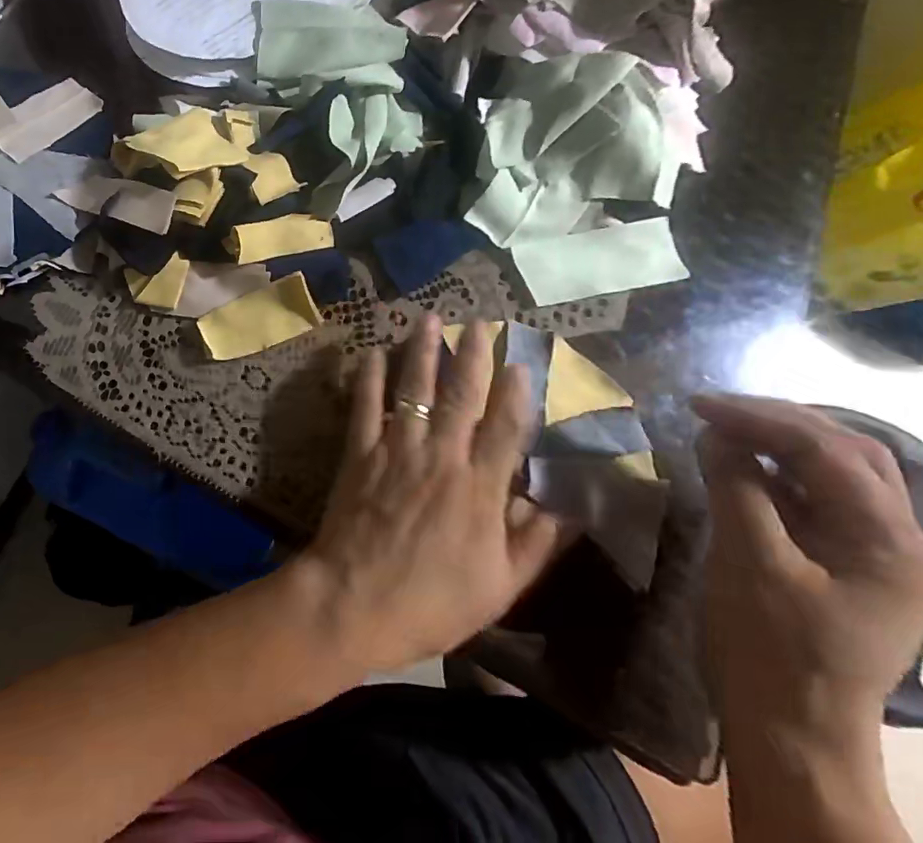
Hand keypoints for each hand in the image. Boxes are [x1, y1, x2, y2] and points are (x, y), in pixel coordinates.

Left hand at [290, 314, 561, 673]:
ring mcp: (395, 452)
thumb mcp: (502, 584)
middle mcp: (440, 460)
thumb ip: (535, 542)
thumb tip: (566, 508)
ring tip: (428, 320)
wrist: (356, 599)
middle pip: (461, 397)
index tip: (523, 361)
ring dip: (422, 353)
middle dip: (472, 356)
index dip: (517, 393)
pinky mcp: (357, 455)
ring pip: (414, 392)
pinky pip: (364, 408)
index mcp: (481, 490)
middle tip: (479, 323)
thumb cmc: (433, 601)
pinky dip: (369, 379)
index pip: (507, 429)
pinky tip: (372, 353)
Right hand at [693, 395, 922, 742]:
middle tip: (712, 408)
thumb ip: (738, 490)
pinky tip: (743, 467)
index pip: (833, 455)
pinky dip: (782, 475)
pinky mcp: (853, 565)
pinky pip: (824, 503)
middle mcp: (908, 544)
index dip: (763, 420)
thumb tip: (717, 433)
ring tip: (724, 428)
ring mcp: (884, 556)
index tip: (697, 404)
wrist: (791, 717)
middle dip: (782, 423)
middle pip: (854, 457)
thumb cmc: (771, 642)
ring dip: (784, 444)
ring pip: (844, 476)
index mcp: (896, 545)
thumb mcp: (748, 562)